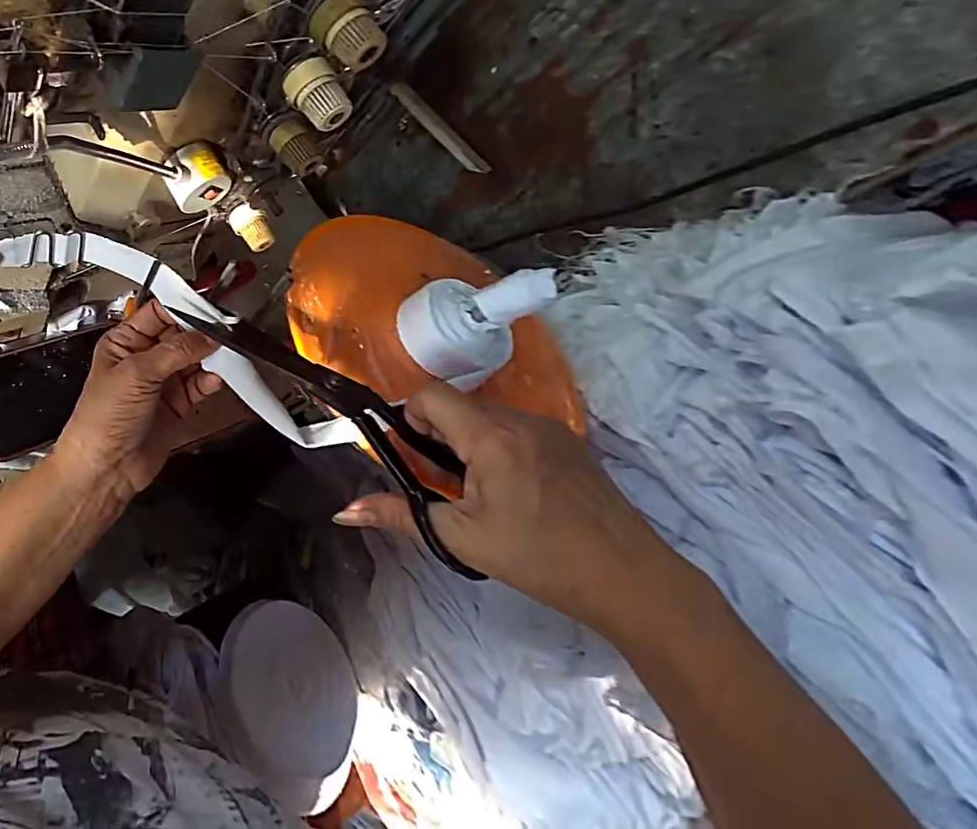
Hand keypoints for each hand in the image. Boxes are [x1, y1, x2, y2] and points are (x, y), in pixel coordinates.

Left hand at [51, 299, 225, 496]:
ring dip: (209, 357)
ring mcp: (160, 382)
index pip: (158, 313)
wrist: (105, 468)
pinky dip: (210, 380)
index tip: (207, 309)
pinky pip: (200, 384)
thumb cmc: (99, 421)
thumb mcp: (136, 374)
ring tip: (224, 355)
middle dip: (201, 333)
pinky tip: (215, 378)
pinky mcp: (176, 404)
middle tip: (221, 332)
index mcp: (123, 342)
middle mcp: (142, 359)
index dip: (181, 309)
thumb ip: (174, 351)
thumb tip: (204, 336)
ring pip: (194, 359)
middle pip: (180, 335)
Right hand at [334, 382, 688, 632]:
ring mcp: (550, 428)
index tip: (416, 456)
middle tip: (445, 483)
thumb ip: (398, 515)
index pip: (431, 394)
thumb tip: (344, 511)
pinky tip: (514, 491)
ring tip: (481, 492)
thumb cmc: (540, 559)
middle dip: (438, 435)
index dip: (412, 416)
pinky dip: (497, 447)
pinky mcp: (569, 442)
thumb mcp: (460, 539)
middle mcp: (520, 420)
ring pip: (486, 416)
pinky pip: (514, 427)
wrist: (632, 581)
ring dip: (467, 442)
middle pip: (457, 405)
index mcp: (491, 438)